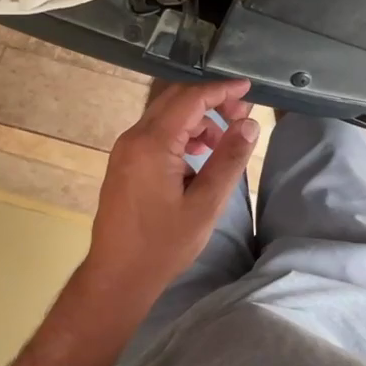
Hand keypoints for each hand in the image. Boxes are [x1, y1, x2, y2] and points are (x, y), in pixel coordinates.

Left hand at [83, 79, 259, 294]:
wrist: (116, 276)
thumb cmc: (163, 245)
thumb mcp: (205, 205)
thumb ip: (228, 160)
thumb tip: (249, 124)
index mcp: (152, 143)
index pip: (191, 98)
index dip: (221, 90)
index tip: (248, 88)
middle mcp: (133, 137)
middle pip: (175, 100)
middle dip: (210, 100)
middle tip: (241, 114)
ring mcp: (125, 149)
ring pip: (164, 116)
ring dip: (196, 119)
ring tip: (222, 141)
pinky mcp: (123, 163)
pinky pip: (154, 133)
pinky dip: (179, 133)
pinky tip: (197, 157)